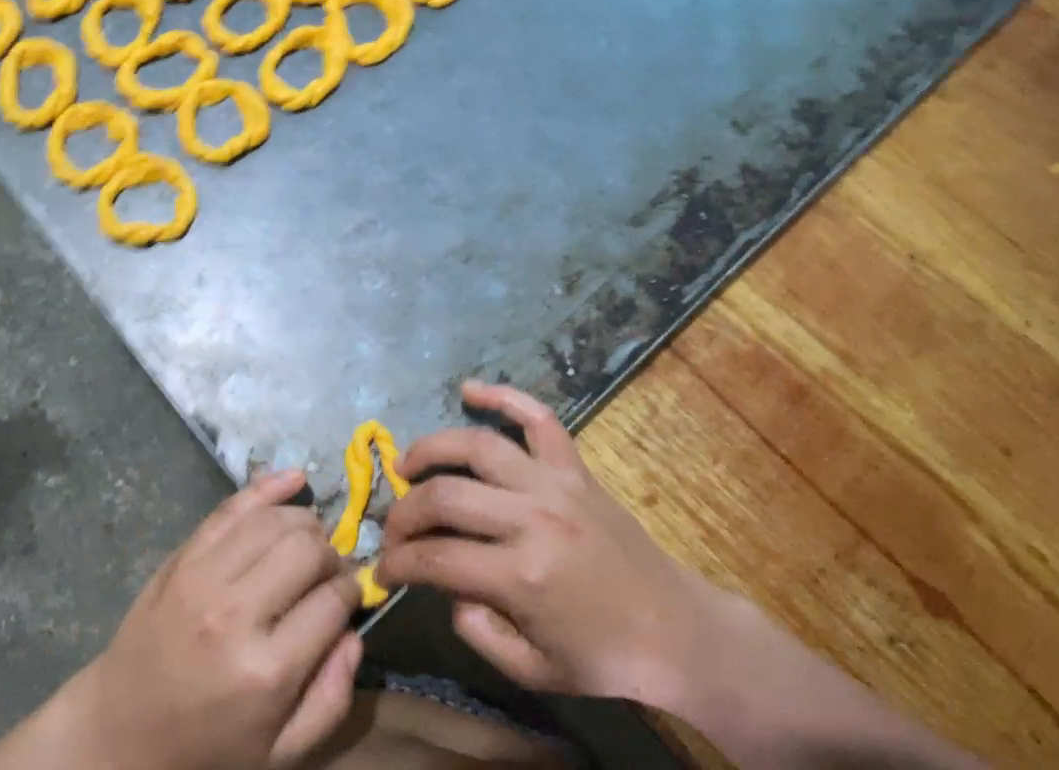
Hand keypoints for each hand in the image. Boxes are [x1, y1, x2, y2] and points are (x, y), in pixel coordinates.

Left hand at [52, 469, 363, 769]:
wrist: (122, 729)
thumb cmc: (209, 745)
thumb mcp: (280, 752)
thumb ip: (331, 699)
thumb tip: (355, 633)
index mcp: (267, 670)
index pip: (332, 601)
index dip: (352, 591)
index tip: (352, 595)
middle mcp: (235, 613)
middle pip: (306, 550)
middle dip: (331, 555)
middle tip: (330, 572)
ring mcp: (202, 578)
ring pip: (272, 521)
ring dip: (304, 523)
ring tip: (312, 542)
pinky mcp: (181, 559)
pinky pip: (230, 508)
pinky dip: (266, 487)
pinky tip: (295, 479)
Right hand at [377, 380, 712, 705]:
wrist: (677, 633)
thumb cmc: (602, 657)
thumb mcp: (530, 668)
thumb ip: (474, 628)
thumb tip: (445, 584)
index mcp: (522, 576)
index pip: (434, 558)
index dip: (396, 563)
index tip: (381, 570)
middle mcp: (534, 519)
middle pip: (444, 497)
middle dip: (403, 513)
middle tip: (392, 529)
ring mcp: (557, 486)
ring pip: (479, 446)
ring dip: (432, 449)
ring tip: (407, 465)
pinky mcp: (577, 470)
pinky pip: (539, 419)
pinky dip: (503, 397)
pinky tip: (469, 390)